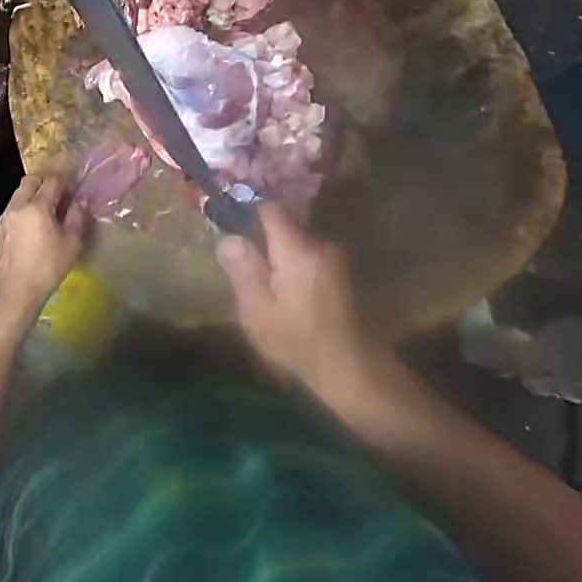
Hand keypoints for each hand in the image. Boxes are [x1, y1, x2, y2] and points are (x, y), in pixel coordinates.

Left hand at [0, 174, 85, 310]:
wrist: (15, 290)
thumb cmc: (47, 268)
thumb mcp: (71, 244)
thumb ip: (77, 218)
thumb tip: (81, 201)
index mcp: (36, 207)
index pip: (51, 182)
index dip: (65, 182)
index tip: (73, 190)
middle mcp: (17, 206)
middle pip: (30, 181)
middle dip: (45, 183)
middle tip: (60, 196)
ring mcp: (5, 217)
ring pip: (19, 194)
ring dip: (33, 195)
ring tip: (48, 212)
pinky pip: (13, 208)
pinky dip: (24, 208)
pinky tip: (35, 224)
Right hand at [216, 203, 373, 389]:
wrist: (353, 371)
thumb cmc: (298, 340)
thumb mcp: (257, 309)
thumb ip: (243, 270)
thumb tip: (228, 238)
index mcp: (297, 250)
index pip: (270, 209)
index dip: (246, 211)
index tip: (227, 224)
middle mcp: (321, 246)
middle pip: (282, 227)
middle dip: (259, 240)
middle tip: (238, 265)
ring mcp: (335, 261)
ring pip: (294, 244)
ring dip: (276, 257)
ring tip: (258, 284)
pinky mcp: (341, 276)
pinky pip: (306, 258)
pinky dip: (290, 268)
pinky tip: (281, 294)